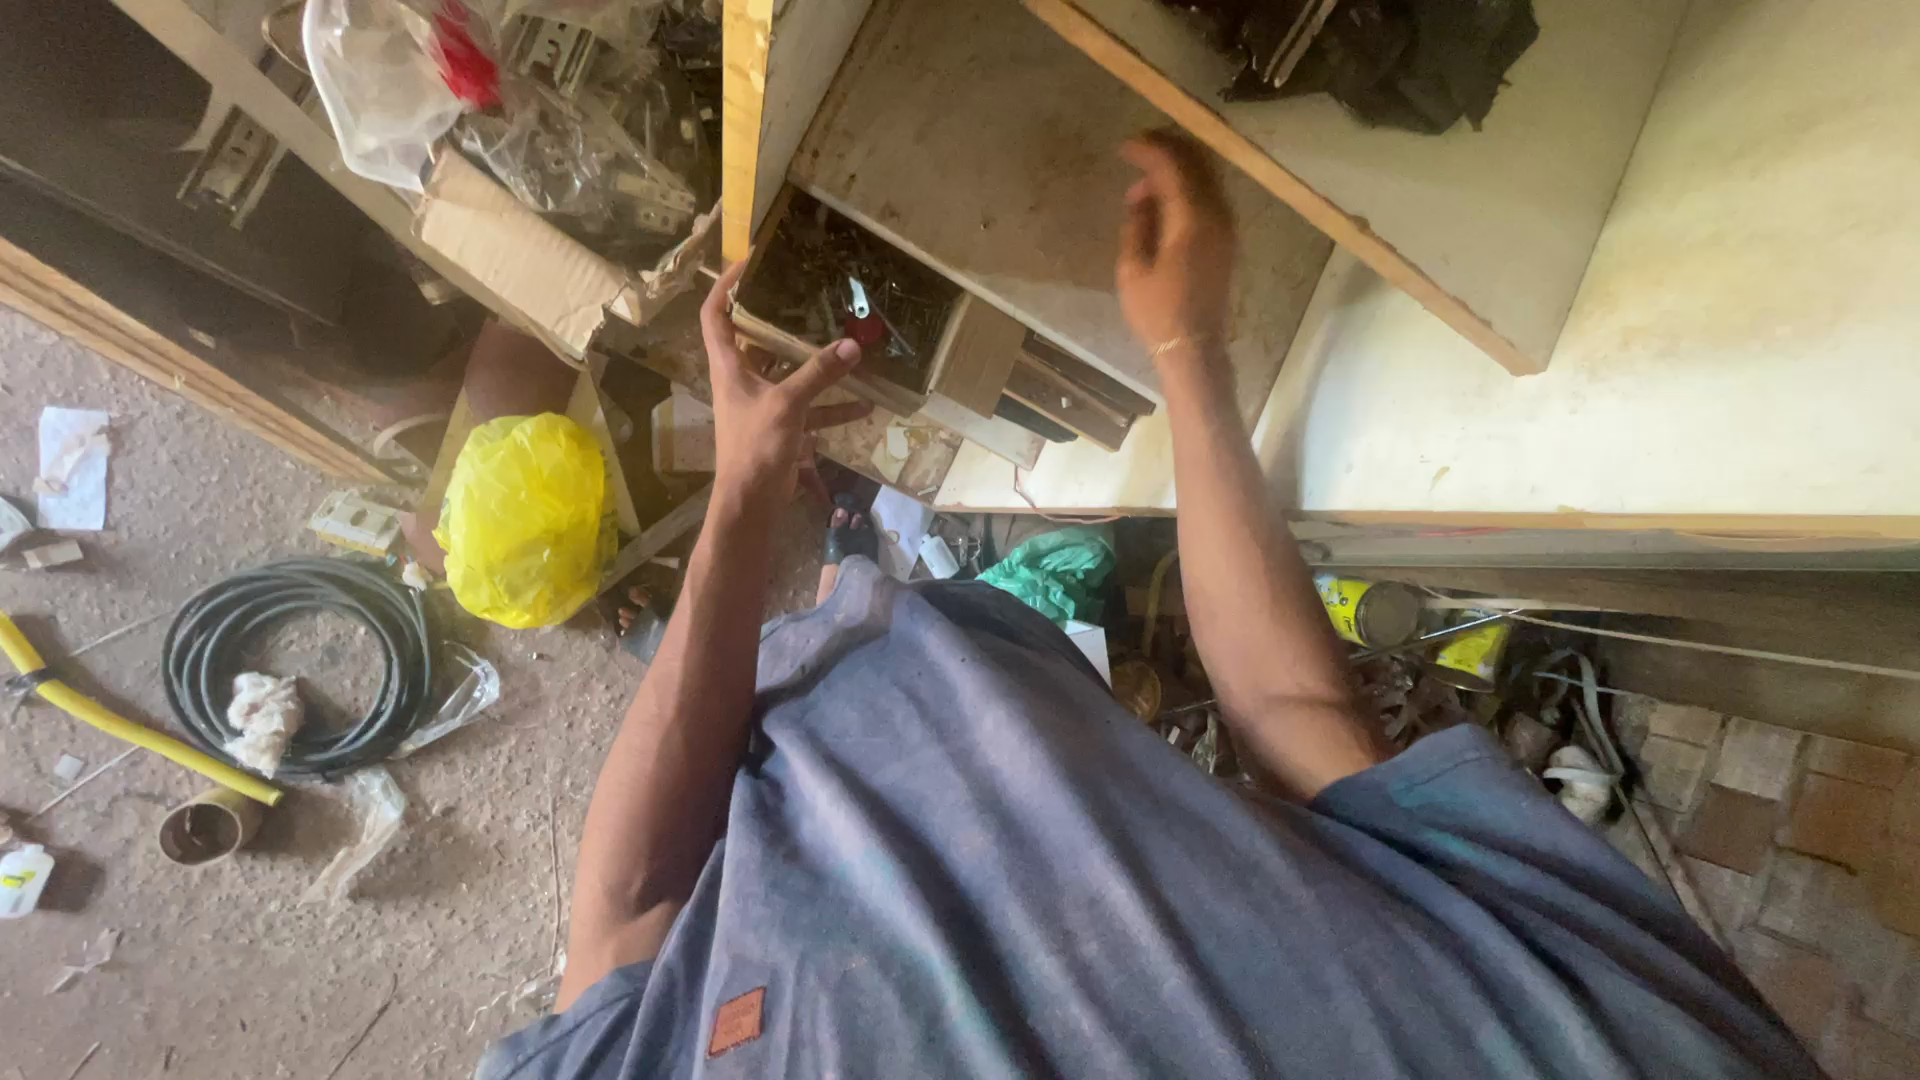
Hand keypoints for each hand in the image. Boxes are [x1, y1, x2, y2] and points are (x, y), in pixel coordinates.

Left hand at [700, 260, 872, 504]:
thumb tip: (852, 346)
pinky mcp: (782, 427)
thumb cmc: (755, 447)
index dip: (726, 284)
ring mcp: (763, 404)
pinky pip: (810, 408)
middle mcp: (743, 379)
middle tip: (810, 297)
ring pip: (790, 374)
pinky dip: (833, 406)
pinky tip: (864, 403)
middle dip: (782, 320)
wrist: (751, 501)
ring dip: (816, 364)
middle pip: (758, 339)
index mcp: (729, 366)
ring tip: (845, 344)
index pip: (716, 313)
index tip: (750, 262)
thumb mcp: (787, 405)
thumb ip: (819, 374)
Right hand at [1116, 130, 1236, 368]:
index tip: (1123, 147)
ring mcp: (1226, 225)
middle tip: (1136, 150)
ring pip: (1205, 176)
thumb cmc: (1157, 312)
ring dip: (1177, 168)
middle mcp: (1216, 213)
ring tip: (1145, 177)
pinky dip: (1186, 186)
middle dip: (1165, 150)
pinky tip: (1164, 200)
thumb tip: (1140, 195)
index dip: (1147, 149)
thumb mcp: (1132, 269)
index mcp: (1192, 218)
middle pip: (1195, 161)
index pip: (1172, 165)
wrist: (1193, 346)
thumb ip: (1136, 223)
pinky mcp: (1226, 238)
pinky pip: (1209, 195)